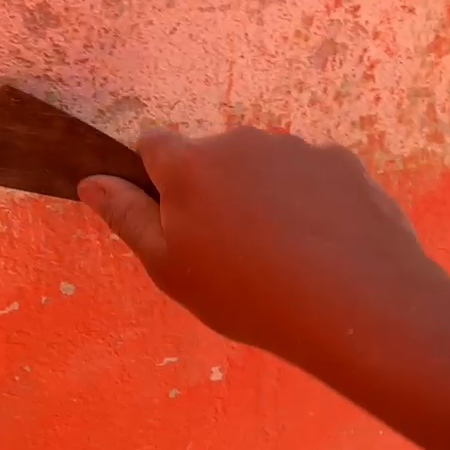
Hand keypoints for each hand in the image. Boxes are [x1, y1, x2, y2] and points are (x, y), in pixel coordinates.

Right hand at [78, 128, 449, 371]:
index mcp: (189, 163)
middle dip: (209, 188)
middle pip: (208, 155)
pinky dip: (303, 199)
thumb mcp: (167, 266)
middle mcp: (240, 141)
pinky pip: (305, 174)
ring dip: (256, 192)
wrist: (360, 308)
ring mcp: (296, 148)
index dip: (154, 179)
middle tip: (227, 248)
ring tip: (279, 251)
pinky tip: (318, 244)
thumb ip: (126, 216)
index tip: (173, 219)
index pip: (152, 144)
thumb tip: (90, 181)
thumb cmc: (244, 293)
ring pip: (258, 164)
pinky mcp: (344, 163)